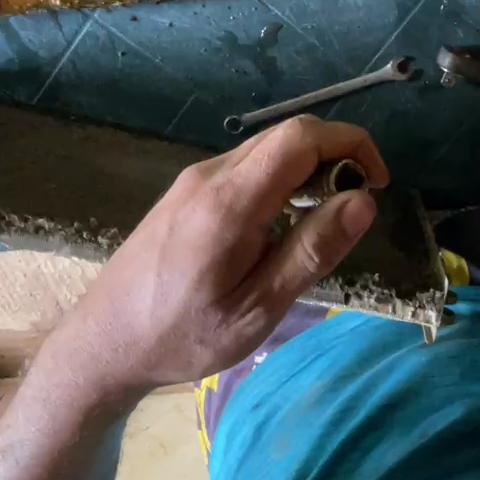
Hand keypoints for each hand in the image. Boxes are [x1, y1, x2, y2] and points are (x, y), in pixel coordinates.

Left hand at [34, 116, 388, 407]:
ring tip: (325, 219)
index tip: (377, 183)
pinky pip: (249, 167)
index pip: (301, 138)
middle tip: (357, 205)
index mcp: (229, 202)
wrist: (102, 344)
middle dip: (337, 155)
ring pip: (268, 149)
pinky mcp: (188, 192)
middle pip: (287, 135)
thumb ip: (311, 251)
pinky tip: (285, 223)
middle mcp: (210, 175)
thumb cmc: (182, 336)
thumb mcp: (257, 309)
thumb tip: (364, 201)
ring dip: (311, 168)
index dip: (351, 144)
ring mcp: (195, 180)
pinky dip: (284, 179)